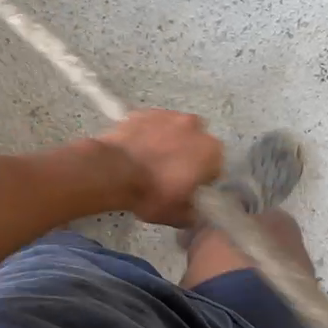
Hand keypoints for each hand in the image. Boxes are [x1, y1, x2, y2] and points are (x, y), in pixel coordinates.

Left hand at [94, 110, 223, 227]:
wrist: (112, 171)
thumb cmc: (151, 194)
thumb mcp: (175, 216)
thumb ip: (192, 215)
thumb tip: (197, 215)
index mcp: (211, 152)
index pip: (214, 168)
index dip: (201, 180)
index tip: (186, 188)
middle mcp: (196, 127)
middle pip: (197, 144)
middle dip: (188, 156)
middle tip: (169, 174)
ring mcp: (169, 115)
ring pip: (176, 131)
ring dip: (170, 142)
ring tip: (151, 160)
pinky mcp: (146, 111)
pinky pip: (154, 124)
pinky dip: (150, 134)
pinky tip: (138, 149)